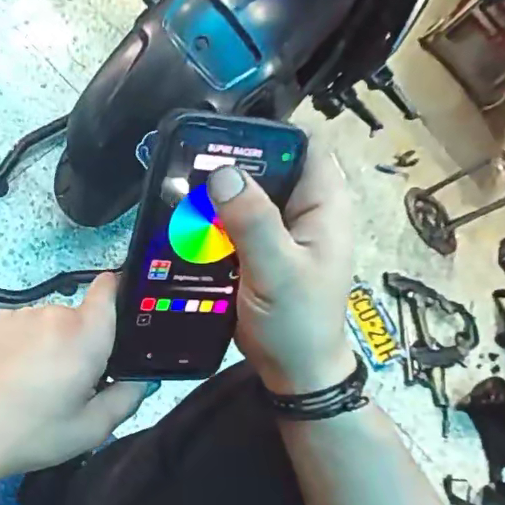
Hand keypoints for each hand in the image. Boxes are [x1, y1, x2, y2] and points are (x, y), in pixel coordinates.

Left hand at [0, 274, 152, 499]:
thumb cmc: (31, 433)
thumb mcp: (91, 429)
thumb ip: (127, 398)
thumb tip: (140, 377)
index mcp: (85, 333)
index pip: (111, 287)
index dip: (121, 297)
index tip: (119, 327)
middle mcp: (54, 312)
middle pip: (82, 316)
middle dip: (84, 342)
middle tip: (74, 383)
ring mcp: (19, 314)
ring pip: (51, 324)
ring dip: (53, 345)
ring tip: (35, 386)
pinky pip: (24, 328)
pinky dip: (26, 346)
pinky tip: (11, 378)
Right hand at [207, 143, 357, 394]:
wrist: (293, 372)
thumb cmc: (296, 322)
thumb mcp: (277, 270)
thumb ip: (254, 222)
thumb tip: (224, 173)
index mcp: (323, 204)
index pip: (303, 144)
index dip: (268, 133)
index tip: (224, 132)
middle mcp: (305, 208)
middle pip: (270, 164)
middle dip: (233, 159)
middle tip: (190, 157)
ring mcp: (282, 228)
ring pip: (249, 191)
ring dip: (220, 188)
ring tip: (180, 181)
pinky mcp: (262, 247)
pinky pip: (237, 218)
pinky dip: (215, 215)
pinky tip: (188, 215)